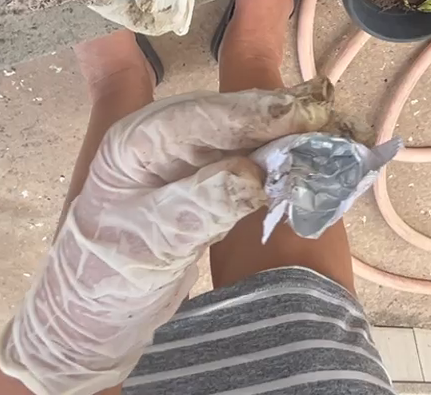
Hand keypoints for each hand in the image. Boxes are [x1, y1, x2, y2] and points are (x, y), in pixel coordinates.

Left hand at [0, 83, 334, 394]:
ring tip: (337, 128)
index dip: (252, 112)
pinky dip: (286, 154)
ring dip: (292, 131)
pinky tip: (316, 150)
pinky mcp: (210, 173)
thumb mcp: (148, 246)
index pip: (201, 117)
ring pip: (248, 131)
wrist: (93, 319)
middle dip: (282, 114)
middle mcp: (166, 134)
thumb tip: (254, 176)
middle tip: (331, 113)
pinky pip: (253, 156)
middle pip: (231, 115)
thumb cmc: (105, 281)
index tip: (298, 111)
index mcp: (136, 140)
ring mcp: (190, 153)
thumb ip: (197, 206)